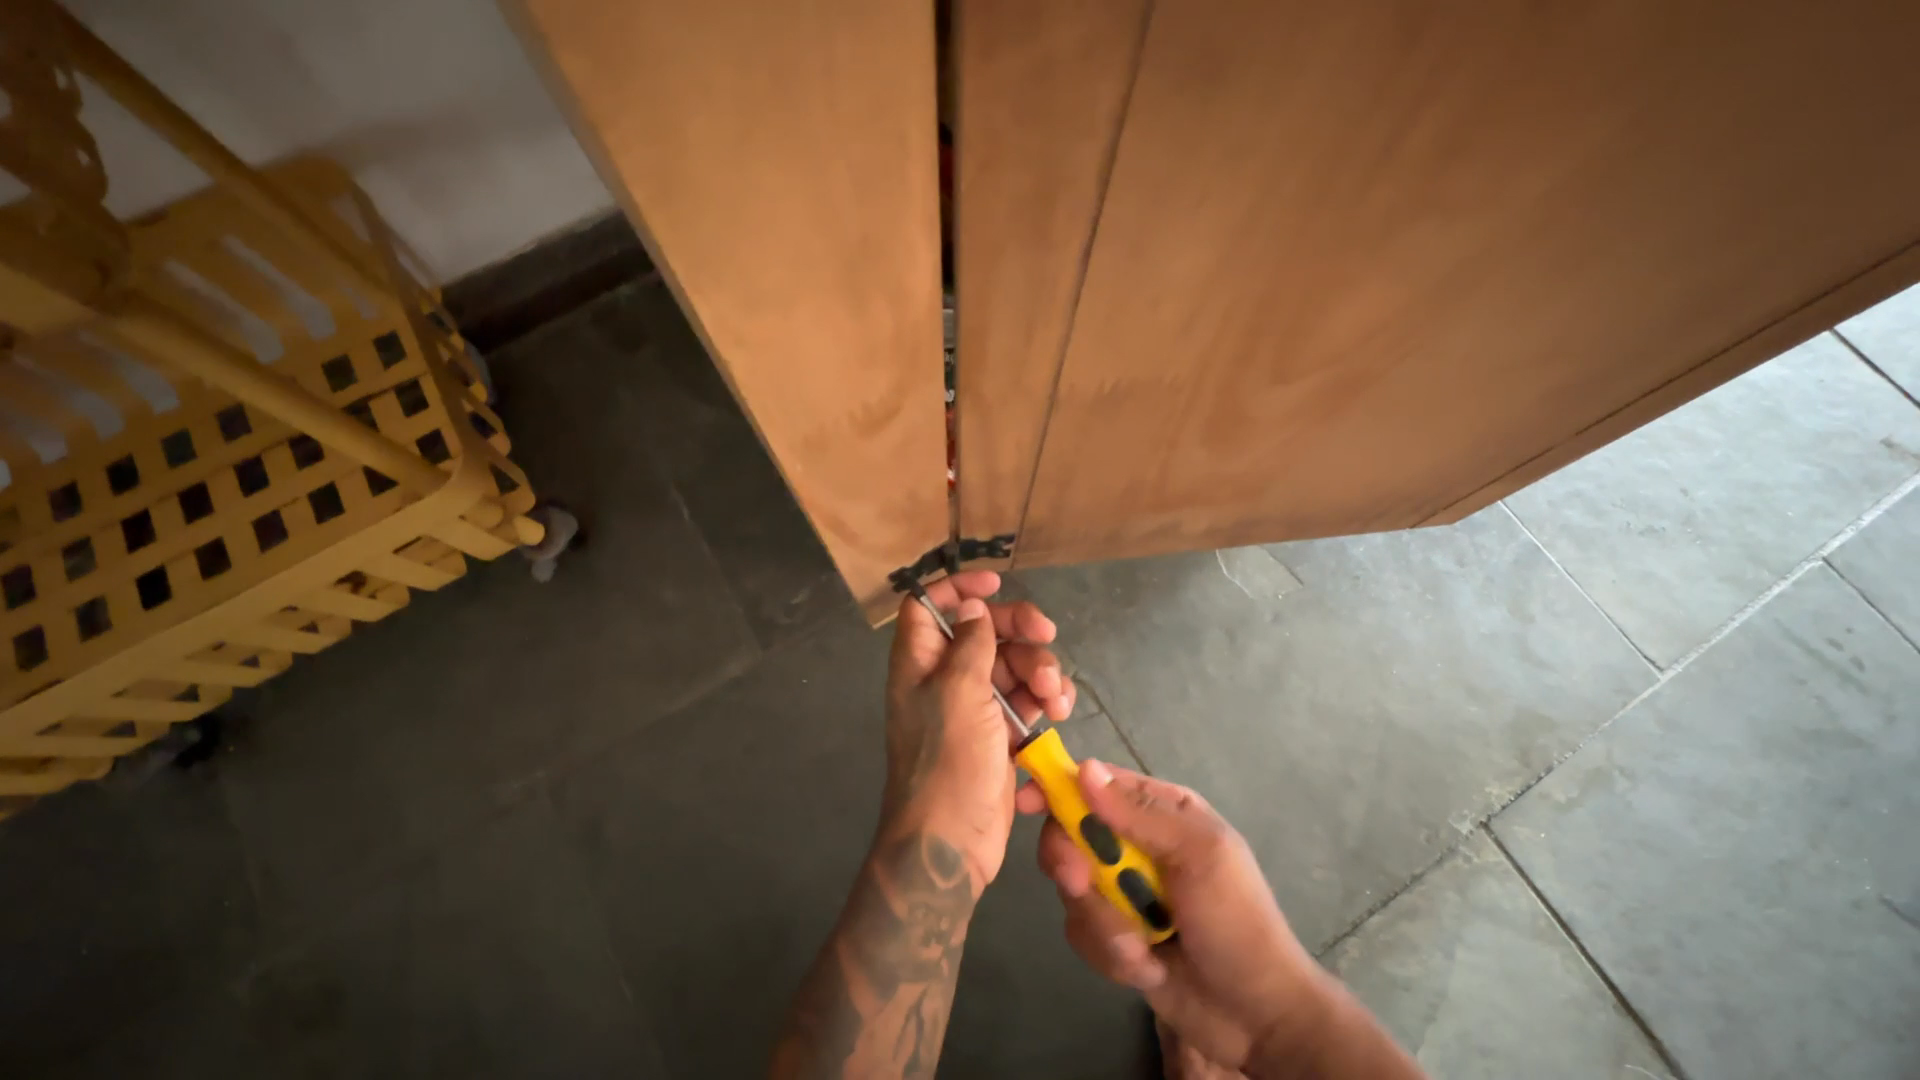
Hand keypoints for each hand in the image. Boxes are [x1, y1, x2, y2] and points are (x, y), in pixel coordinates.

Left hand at [882, 571, 1075, 890]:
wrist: (952, 842)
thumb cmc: (947, 762)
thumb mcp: (958, 693)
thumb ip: (970, 644)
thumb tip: (973, 607)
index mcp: (921, 662)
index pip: (928, 607)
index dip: (958, 588)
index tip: (996, 582)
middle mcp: (945, 679)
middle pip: (985, 631)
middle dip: (1019, 630)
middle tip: (1047, 635)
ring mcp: (975, 708)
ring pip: (1014, 666)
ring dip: (1041, 671)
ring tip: (1054, 698)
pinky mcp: (1001, 735)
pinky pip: (1027, 701)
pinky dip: (1045, 701)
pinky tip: (1058, 714)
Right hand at [1021, 762, 1334, 1071]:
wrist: (1256, 1015)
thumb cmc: (1237, 922)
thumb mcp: (1201, 855)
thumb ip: (1140, 813)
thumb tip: (1084, 768)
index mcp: (1161, 812)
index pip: (1096, 783)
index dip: (1057, 787)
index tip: (1027, 802)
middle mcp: (1136, 844)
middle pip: (1070, 834)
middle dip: (1073, 865)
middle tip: (1082, 884)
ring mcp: (1123, 892)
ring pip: (1072, 890)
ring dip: (1103, 923)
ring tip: (1143, 947)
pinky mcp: (1113, 936)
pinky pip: (1081, 932)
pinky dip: (1110, 953)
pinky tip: (1146, 966)